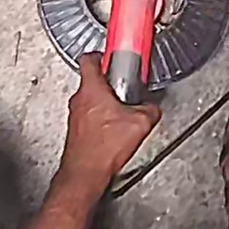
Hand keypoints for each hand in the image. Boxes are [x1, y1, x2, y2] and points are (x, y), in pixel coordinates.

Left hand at [57, 53, 160, 190]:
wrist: (85, 174)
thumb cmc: (103, 148)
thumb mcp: (139, 124)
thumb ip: (149, 110)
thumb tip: (153, 108)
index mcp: (92, 89)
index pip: (90, 59)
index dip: (102, 54)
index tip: (112, 56)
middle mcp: (79, 99)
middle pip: (92, 79)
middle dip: (109, 81)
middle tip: (123, 86)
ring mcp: (75, 115)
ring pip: (90, 98)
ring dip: (104, 100)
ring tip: (120, 110)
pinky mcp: (76, 129)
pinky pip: (88, 114)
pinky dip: (99, 117)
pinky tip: (112, 129)